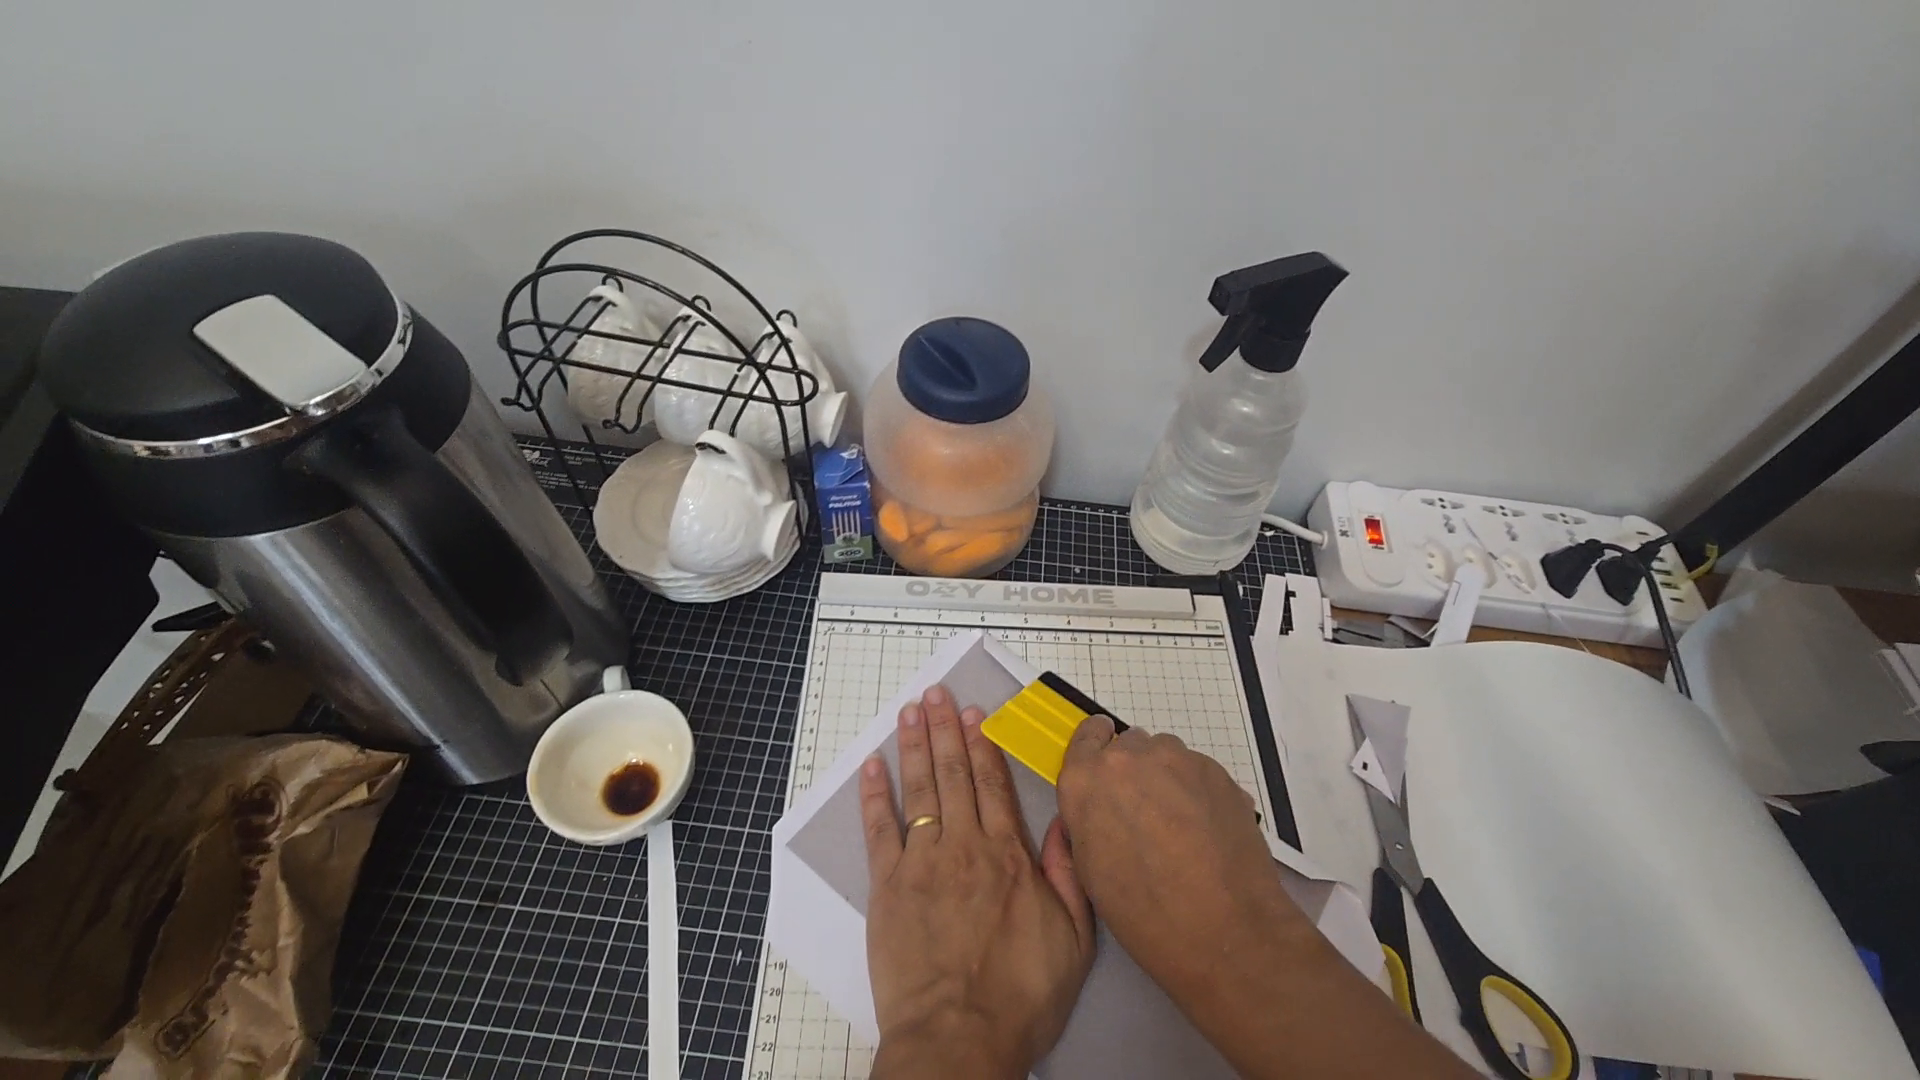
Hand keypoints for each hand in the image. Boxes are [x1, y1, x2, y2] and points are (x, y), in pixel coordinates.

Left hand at [862, 685, 1096, 1079]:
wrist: (958, 1039)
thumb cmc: (1021, 997)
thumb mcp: (1074, 941)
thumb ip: (1069, 877)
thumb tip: (1062, 827)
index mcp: (1008, 857)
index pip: (993, 785)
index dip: (982, 745)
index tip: (974, 713)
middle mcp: (964, 847)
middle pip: (954, 775)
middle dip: (946, 729)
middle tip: (936, 693)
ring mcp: (922, 863)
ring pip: (919, 790)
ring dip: (914, 746)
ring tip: (910, 711)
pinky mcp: (888, 887)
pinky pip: (879, 830)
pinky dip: (875, 795)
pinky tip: (873, 766)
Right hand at [1054, 717, 1304, 1005]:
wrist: (1222, 929)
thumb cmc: (1144, 912)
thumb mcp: (1088, 867)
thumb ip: (1087, 820)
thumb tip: (1100, 807)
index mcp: (1085, 780)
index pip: (1086, 737)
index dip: (1097, 749)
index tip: (1106, 764)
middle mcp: (1126, 758)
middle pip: (1128, 746)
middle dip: (1134, 772)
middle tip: (1146, 815)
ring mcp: (1175, 759)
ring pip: (1165, 756)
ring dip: (1167, 779)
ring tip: (1181, 826)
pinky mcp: (1215, 770)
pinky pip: (1198, 770)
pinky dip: (1198, 791)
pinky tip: (1207, 831)